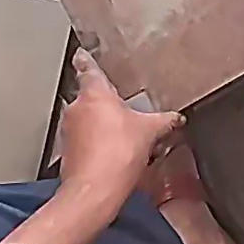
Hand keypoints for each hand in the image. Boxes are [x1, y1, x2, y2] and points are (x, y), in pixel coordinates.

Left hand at [59, 49, 183, 198]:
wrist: (94, 190)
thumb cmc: (117, 155)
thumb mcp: (149, 132)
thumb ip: (164, 121)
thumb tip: (175, 118)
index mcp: (94, 94)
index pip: (87, 68)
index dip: (86, 60)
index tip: (82, 53)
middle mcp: (76, 108)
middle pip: (89, 96)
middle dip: (104, 102)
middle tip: (121, 108)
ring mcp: (69, 130)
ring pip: (85, 119)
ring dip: (99, 123)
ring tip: (120, 134)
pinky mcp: (68, 151)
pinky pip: (82, 139)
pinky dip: (94, 142)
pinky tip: (111, 153)